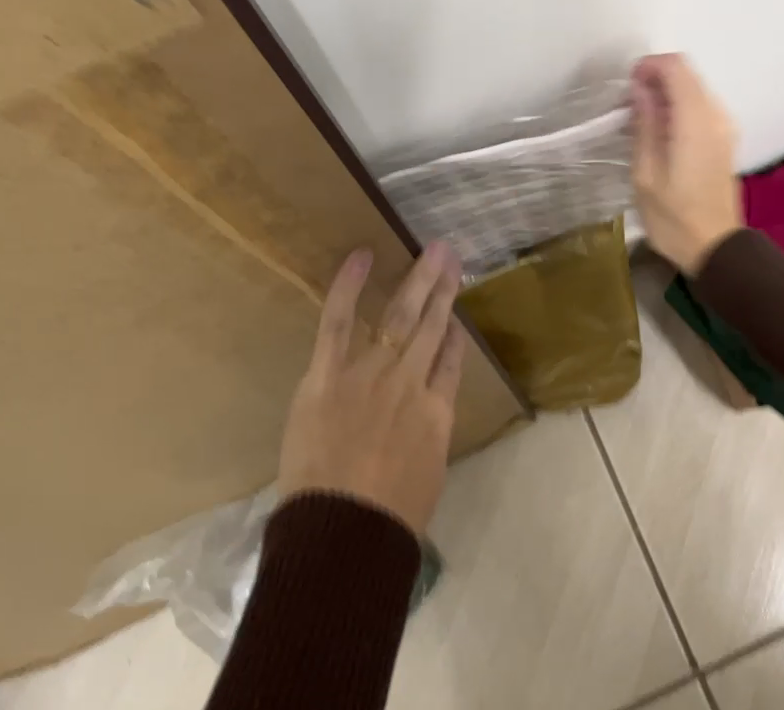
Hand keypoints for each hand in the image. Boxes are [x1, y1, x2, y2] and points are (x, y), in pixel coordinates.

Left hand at [277, 243, 467, 534]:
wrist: (346, 531)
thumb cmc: (389, 519)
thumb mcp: (427, 476)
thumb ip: (429, 438)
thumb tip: (424, 420)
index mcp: (437, 413)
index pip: (450, 362)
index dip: (454, 336)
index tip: (455, 316)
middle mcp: (410, 384)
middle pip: (432, 328)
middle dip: (444, 291)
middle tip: (453, 257)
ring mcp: (371, 374)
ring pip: (400, 317)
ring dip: (419, 280)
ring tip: (433, 251)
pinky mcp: (328, 374)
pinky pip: (339, 322)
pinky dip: (349, 286)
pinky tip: (361, 256)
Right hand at [630, 53, 743, 276]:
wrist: (715, 248)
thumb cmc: (674, 218)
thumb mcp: (646, 174)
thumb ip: (645, 125)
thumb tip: (640, 90)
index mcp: (695, 122)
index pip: (676, 67)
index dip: (649, 67)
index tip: (627, 87)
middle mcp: (716, 116)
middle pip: (687, 74)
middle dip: (656, 79)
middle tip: (628, 105)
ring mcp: (725, 127)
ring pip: (694, 89)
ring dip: (667, 94)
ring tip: (640, 120)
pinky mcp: (725, 139)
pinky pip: (700, 108)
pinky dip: (679, 109)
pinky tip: (660, 133)